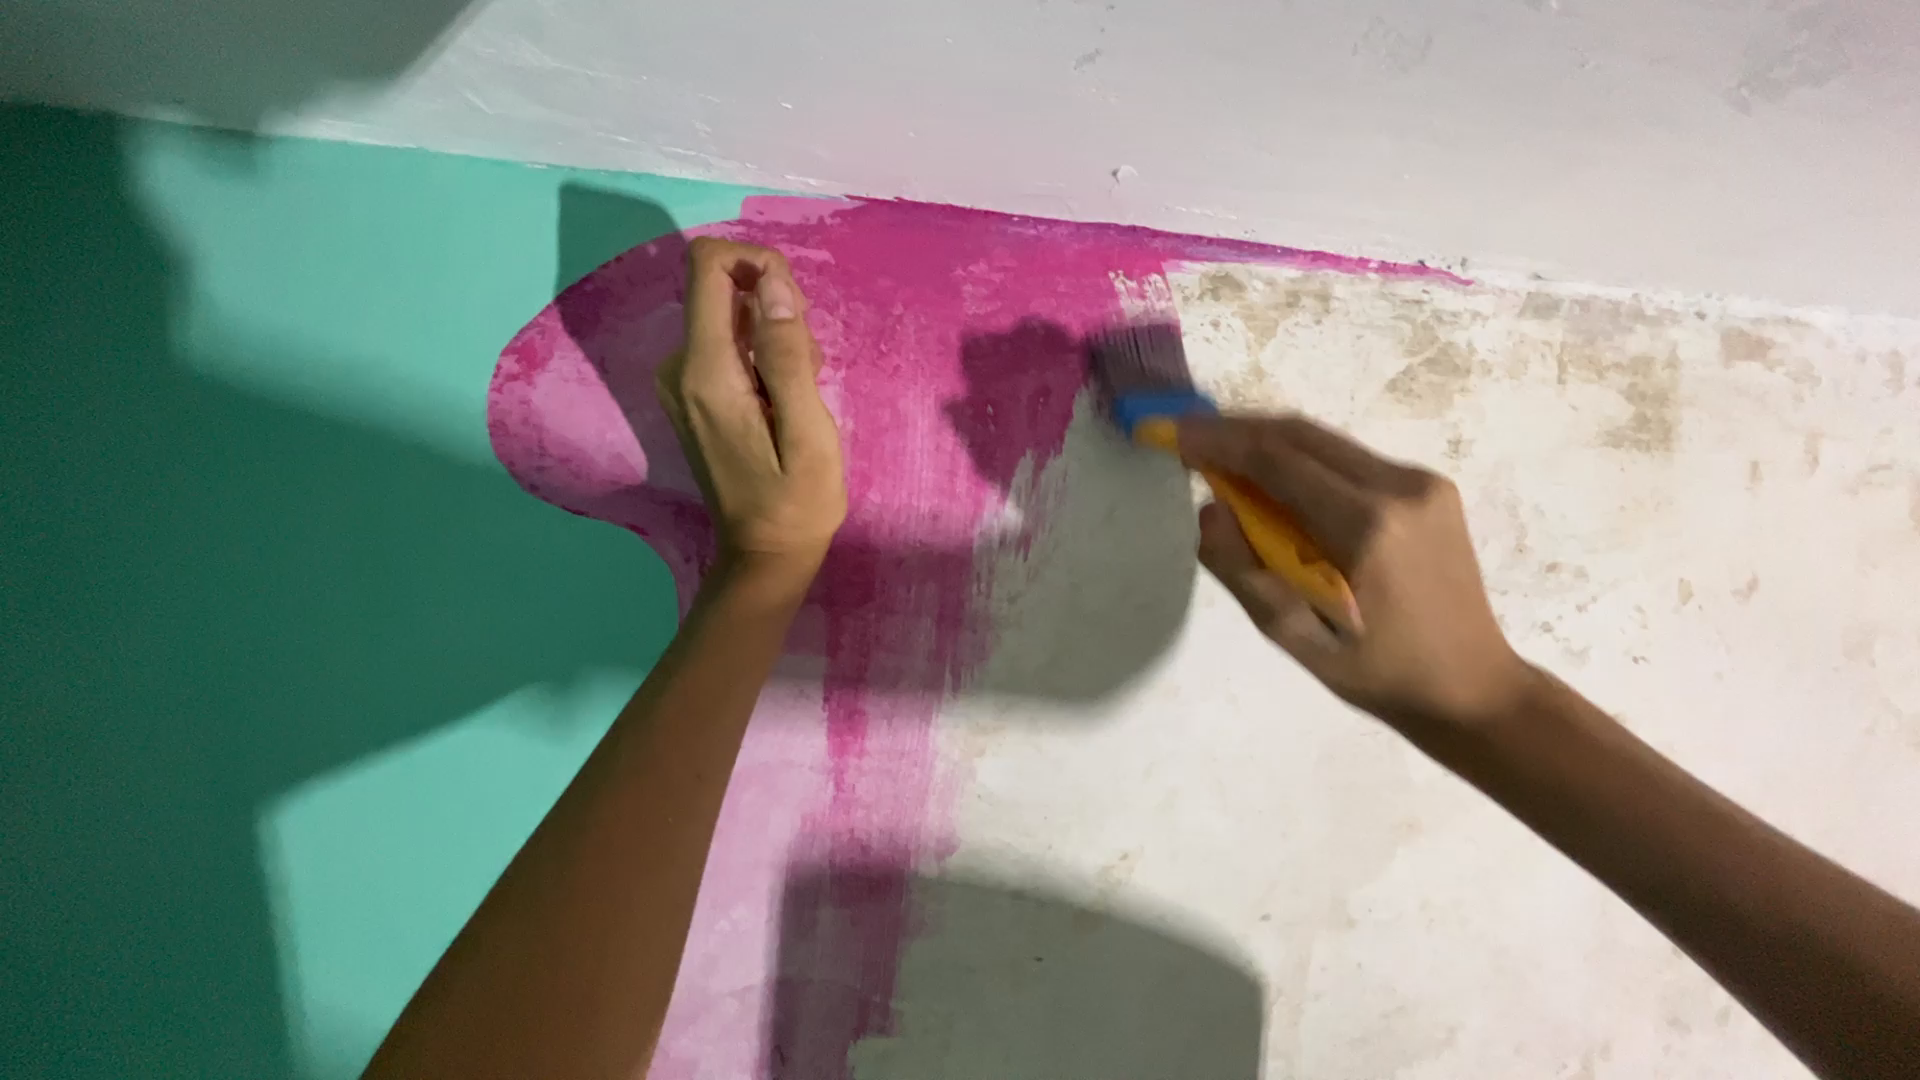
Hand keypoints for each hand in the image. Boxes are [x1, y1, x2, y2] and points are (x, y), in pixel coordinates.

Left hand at [655, 237, 846, 588]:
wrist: (763, 556)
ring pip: (730, 319)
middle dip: (775, 311)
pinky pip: (726, 348)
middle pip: (723, 291)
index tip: (796, 306)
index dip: (756, 263)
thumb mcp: (808, 430)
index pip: (707, 267)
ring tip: (801, 394)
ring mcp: (680, 383)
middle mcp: (679, 368)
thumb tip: (772, 282)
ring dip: (774, 339)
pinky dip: (761, 358)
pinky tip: (784, 401)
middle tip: (809, 367)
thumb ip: (788, 354)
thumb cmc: (797, 502)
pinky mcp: (691, 396)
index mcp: (705, 371)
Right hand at [1178, 413, 1532, 733]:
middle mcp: (1401, 488)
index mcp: (1368, 526)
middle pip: (1300, 435)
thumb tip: (1209, 509)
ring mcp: (1421, 483)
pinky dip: (1298, 460)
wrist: (1471, 685)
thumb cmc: (1376, 672)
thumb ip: (1242, 570)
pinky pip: (1345, 459)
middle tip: (1185, 436)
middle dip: (1236, 430)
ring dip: (1265, 443)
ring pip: (1323, 442)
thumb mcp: (1294, 636)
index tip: (1173, 434)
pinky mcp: (1427, 489)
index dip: (1219, 442)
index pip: (1278, 459)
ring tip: (1217, 456)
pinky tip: (1270, 481)